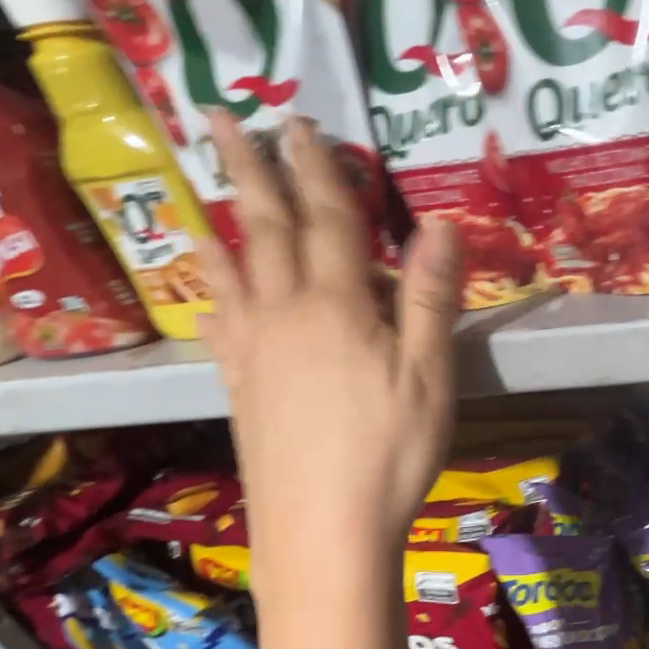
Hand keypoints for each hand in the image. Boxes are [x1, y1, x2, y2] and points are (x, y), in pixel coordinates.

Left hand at [198, 113, 462, 565]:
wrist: (322, 529)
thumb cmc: (390, 453)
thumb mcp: (430, 378)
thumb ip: (432, 300)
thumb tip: (439, 225)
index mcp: (338, 308)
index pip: (329, 222)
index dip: (321, 171)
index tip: (307, 126)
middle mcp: (285, 314)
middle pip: (266, 228)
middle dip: (254, 170)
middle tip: (229, 119)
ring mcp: (253, 350)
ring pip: (233, 268)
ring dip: (223, 218)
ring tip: (209, 186)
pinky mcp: (240, 385)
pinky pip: (221, 321)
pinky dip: (215, 290)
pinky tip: (213, 290)